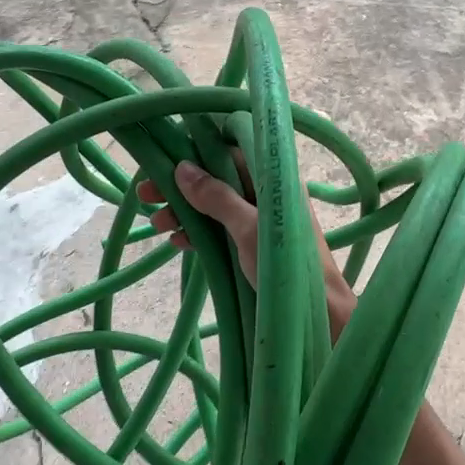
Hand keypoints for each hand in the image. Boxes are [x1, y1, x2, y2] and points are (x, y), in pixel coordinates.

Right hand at [136, 159, 355, 331]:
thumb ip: (217, 197)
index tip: (163, 160)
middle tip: (146, 196)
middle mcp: (266, 192)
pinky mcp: (253, 245)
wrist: (317, 311)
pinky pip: (220, 230)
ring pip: (215, 206)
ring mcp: (259, 219)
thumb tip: (183, 167)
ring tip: (157, 224)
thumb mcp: (247, 227)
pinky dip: (199, 233)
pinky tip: (177, 241)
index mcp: (273, 177)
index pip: (230, 152)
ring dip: (185, 211)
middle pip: (218, 179)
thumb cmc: (286, 263)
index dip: (195, 154)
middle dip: (182, 186)